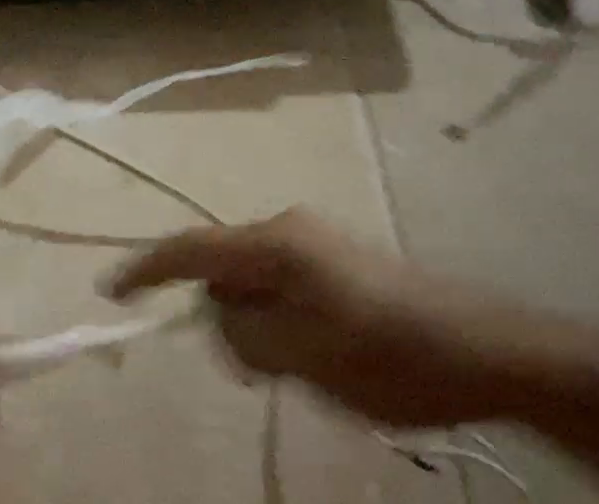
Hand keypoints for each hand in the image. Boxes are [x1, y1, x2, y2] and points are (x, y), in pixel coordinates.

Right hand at [106, 208, 559, 428]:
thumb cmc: (388, 353)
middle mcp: (289, 229)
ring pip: (254, 281)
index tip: (112, 291)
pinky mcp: (338, 263)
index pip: (192, 248)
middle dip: (221, 315)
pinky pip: (282, 287)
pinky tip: (317, 355)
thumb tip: (221, 314)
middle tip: (253, 368)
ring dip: (256, 324)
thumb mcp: (302, 356)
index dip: (147, 267)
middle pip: (223, 266)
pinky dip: (279, 320)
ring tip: (297, 368)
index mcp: (276, 242)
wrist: (487, 349)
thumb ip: (243, 332)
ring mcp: (316, 243)